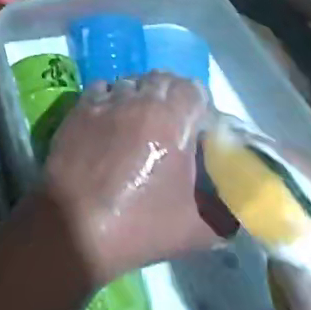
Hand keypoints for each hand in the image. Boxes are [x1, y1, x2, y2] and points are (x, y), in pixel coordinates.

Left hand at [39, 72, 220, 285]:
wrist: (73, 230)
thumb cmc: (138, 227)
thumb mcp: (195, 229)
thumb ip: (224, 215)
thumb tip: (237, 212)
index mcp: (173, 120)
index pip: (195, 90)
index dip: (200, 106)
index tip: (199, 129)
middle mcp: (140, 100)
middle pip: (163, 79)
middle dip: (172, 96)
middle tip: (172, 125)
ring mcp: (107, 101)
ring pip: (132, 82)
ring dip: (141, 96)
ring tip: (140, 122)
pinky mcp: (80, 109)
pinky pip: (103, 89)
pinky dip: (111, 99)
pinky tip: (111, 121)